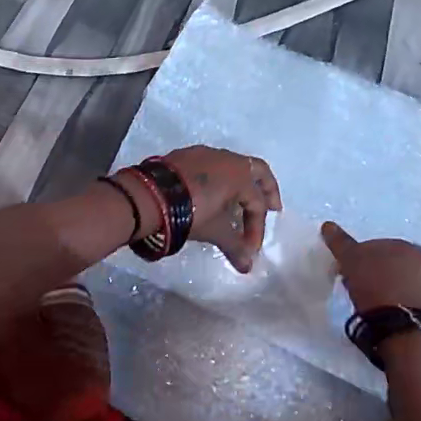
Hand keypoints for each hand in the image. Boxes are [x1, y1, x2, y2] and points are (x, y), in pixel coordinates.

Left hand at [117, 146, 281, 272]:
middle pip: (257, 171)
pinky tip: (211, 193)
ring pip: (232, 166)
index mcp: (240, 174)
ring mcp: (205, 153)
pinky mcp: (185, 155)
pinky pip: (211, 165)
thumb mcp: (215, 231)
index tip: (248, 249)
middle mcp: (227, 158)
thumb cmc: (190, 212)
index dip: (256, 228)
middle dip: (266, 191)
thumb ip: (234, 247)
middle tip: (272, 208)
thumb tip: (248, 268)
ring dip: (240, 184)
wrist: (149, 196)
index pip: (257, 204)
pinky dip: (219, 179)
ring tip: (239, 203)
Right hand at [322, 221, 420, 310]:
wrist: (401, 324)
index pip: (371, 245)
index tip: (344, 272)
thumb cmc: (373, 286)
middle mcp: (419, 258)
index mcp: (403, 244)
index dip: (354, 258)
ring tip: (366, 299)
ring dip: (381, 284)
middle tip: (354, 285)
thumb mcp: (350, 260)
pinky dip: (392, 297)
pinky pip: (403, 294)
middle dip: (369, 270)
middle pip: (385, 261)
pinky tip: (381, 308)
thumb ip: (340, 242)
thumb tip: (327, 224)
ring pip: (395, 278)